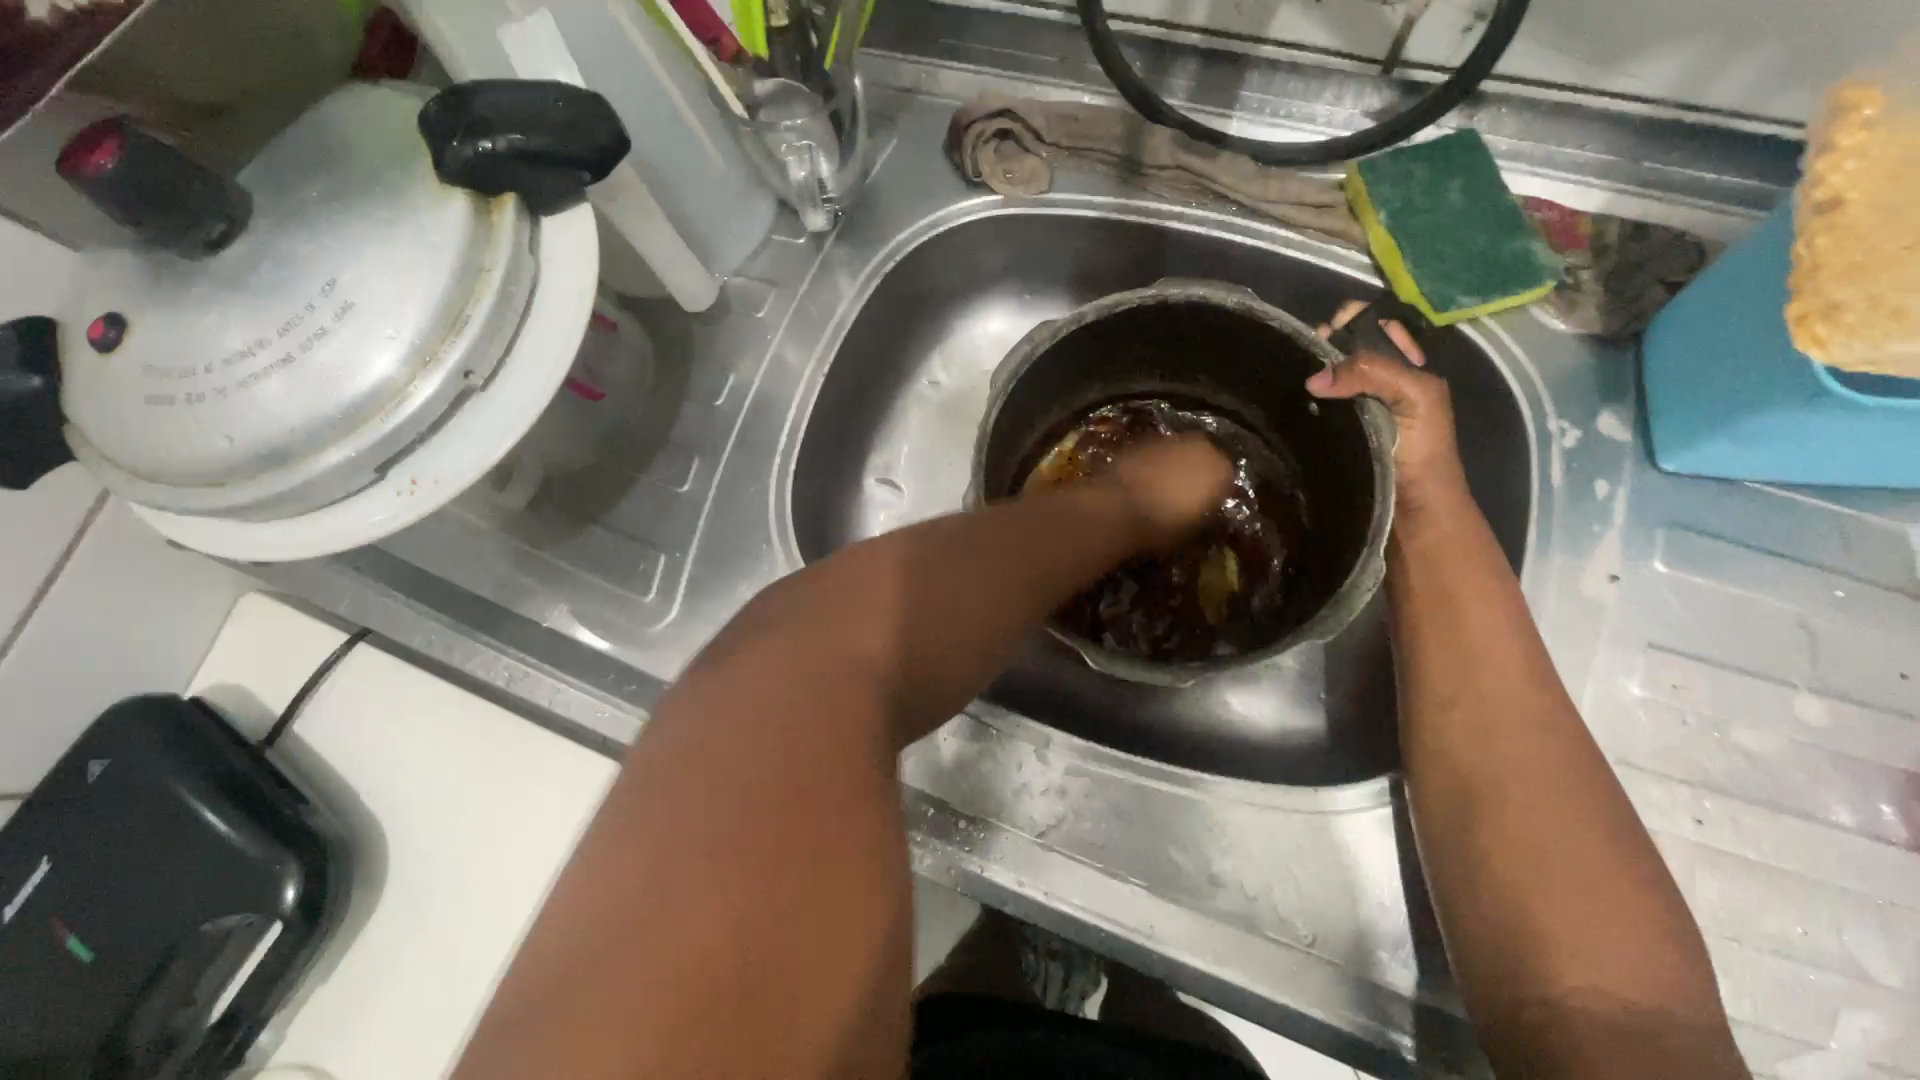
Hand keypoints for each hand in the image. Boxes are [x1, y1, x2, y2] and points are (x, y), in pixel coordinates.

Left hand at [1105, 434, 1232, 547]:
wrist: (1116, 507)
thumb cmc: (1163, 526)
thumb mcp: (1193, 532)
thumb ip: (1206, 517)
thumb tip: (1205, 514)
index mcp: (1223, 469)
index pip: (1227, 479)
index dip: (1216, 493)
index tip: (1206, 507)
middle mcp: (1202, 446)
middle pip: (1204, 458)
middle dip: (1197, 473)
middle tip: (1185, 494)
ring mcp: (1170, 439)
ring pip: (1179, 452)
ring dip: (1173, 465)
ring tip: (1161, 487)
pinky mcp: (1141, 439)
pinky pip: (1155, 453)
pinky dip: (1152, 463)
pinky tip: (1142, 479)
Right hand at [1309, 301, 1470, 515]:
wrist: (1414, 509)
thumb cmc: (1425, 451)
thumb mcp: (1416, 396)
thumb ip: (1373, 372)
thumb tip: (1313, 378)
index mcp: (1407, 360)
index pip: (1373, 321)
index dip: (1350, 320)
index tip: (1329, 334)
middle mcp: (1379, 376)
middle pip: (1342, 343)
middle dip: (1323, 344)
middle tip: (1307, 360)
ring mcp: (1354, 404)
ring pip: (1324, 373)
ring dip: (1307, 373)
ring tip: (1290, 378)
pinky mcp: (1333, 428)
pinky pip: (1313, 404)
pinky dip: (1300, 400)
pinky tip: (1287, 400)